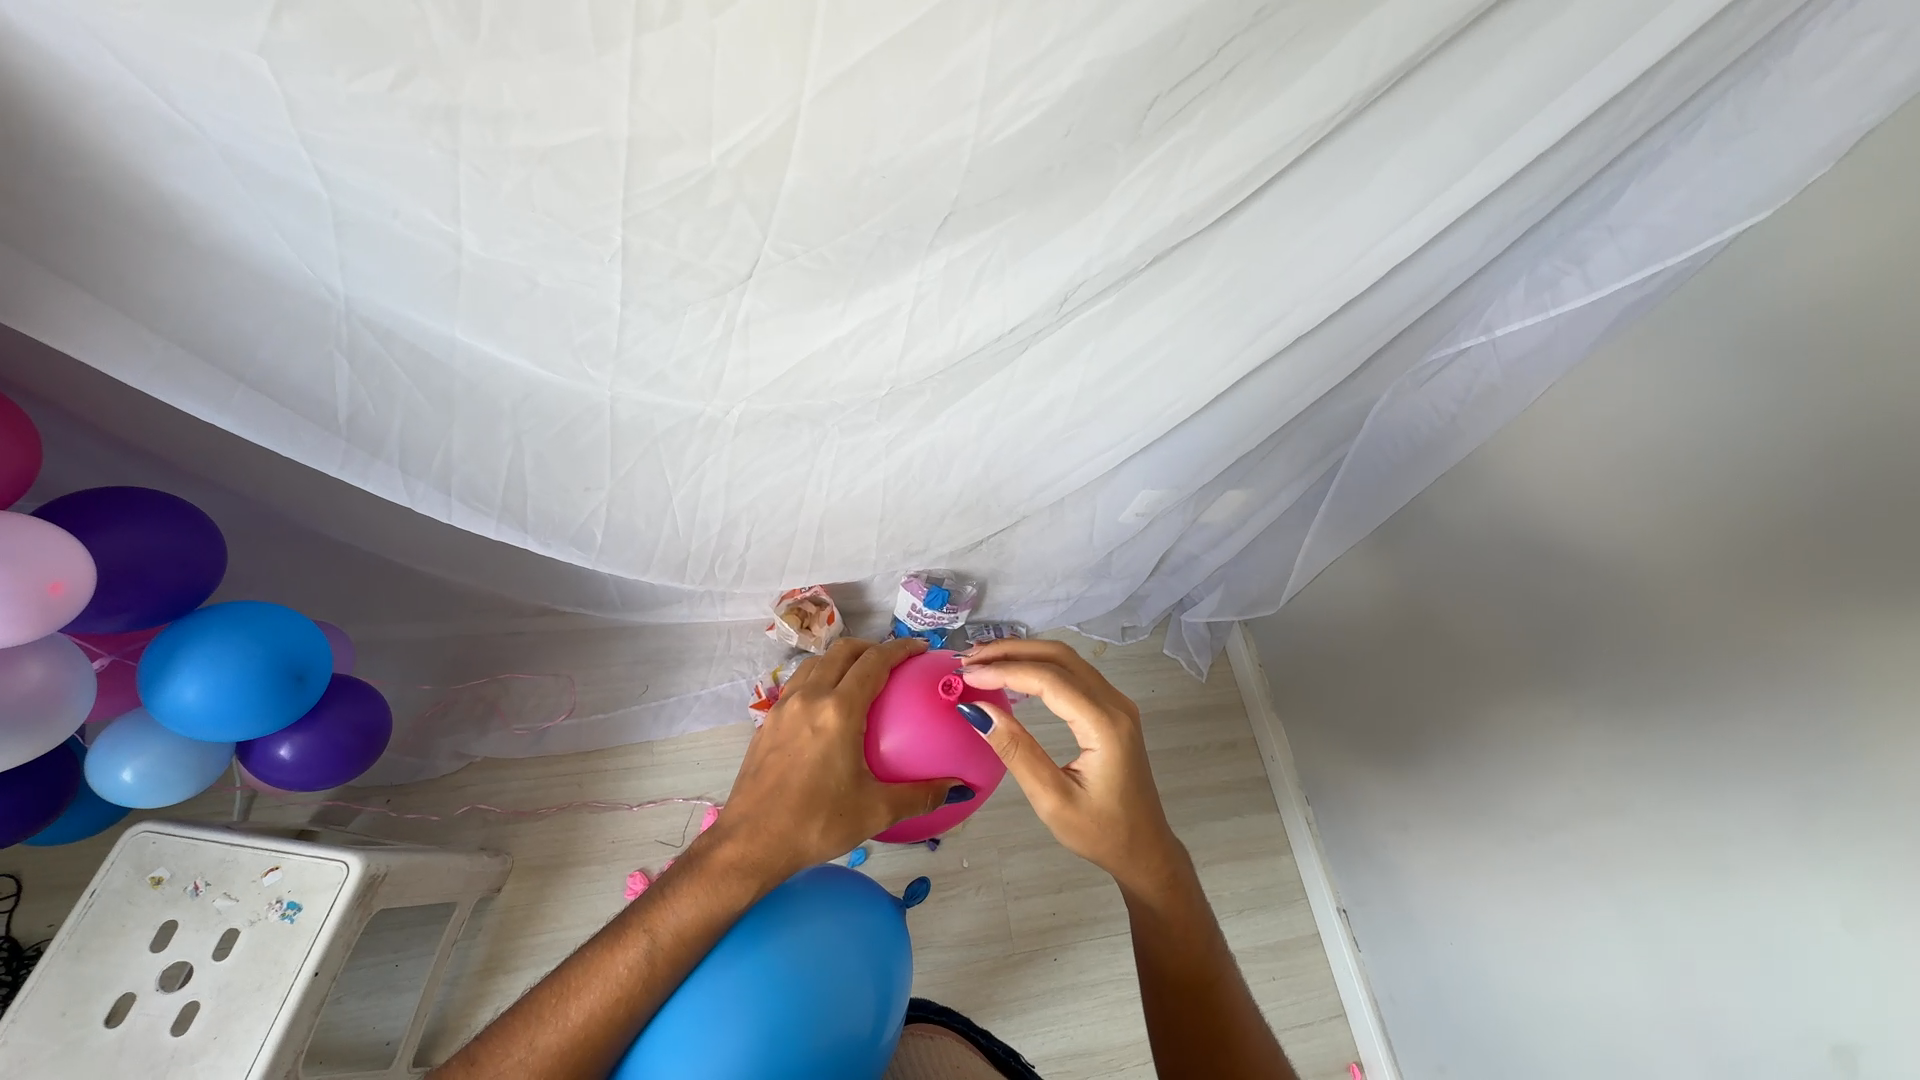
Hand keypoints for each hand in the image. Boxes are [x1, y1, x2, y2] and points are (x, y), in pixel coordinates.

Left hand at [705, 636, 970, 881]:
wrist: (750, 844)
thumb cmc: (815, 824)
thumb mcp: (875, 811)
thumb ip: (920, 795)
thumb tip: (956, 787)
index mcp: (839, 710)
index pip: (874, 661)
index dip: (900, 648)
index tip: (919, 648)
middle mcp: (810, 698)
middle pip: (843, 652)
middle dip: (871, 647)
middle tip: (894, 660)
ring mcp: (784, 708)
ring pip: (816, 663)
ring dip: (842, 659)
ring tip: (860, 674)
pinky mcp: (767, 723)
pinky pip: (798, 684)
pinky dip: (819, 678)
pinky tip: (828, 706)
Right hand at [956, 639, 1183, 888]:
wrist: (1144, 848)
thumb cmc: (1100, 832)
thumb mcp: (1052, 799)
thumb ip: (1016, 751)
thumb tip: (977, 710)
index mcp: (1105, 726)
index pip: (1049, 680)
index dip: (1005, 671)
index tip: (967, 675)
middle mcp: (1115, 704)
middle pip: (1059, 657)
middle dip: (1011, 651)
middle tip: (969, 659)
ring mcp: (1117, 704)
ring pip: (1067, 660)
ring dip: (1024, 655)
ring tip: (984, 661)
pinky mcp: (1112, 710)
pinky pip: (1073, 674)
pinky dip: (1040, 666)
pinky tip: (1014, 674)